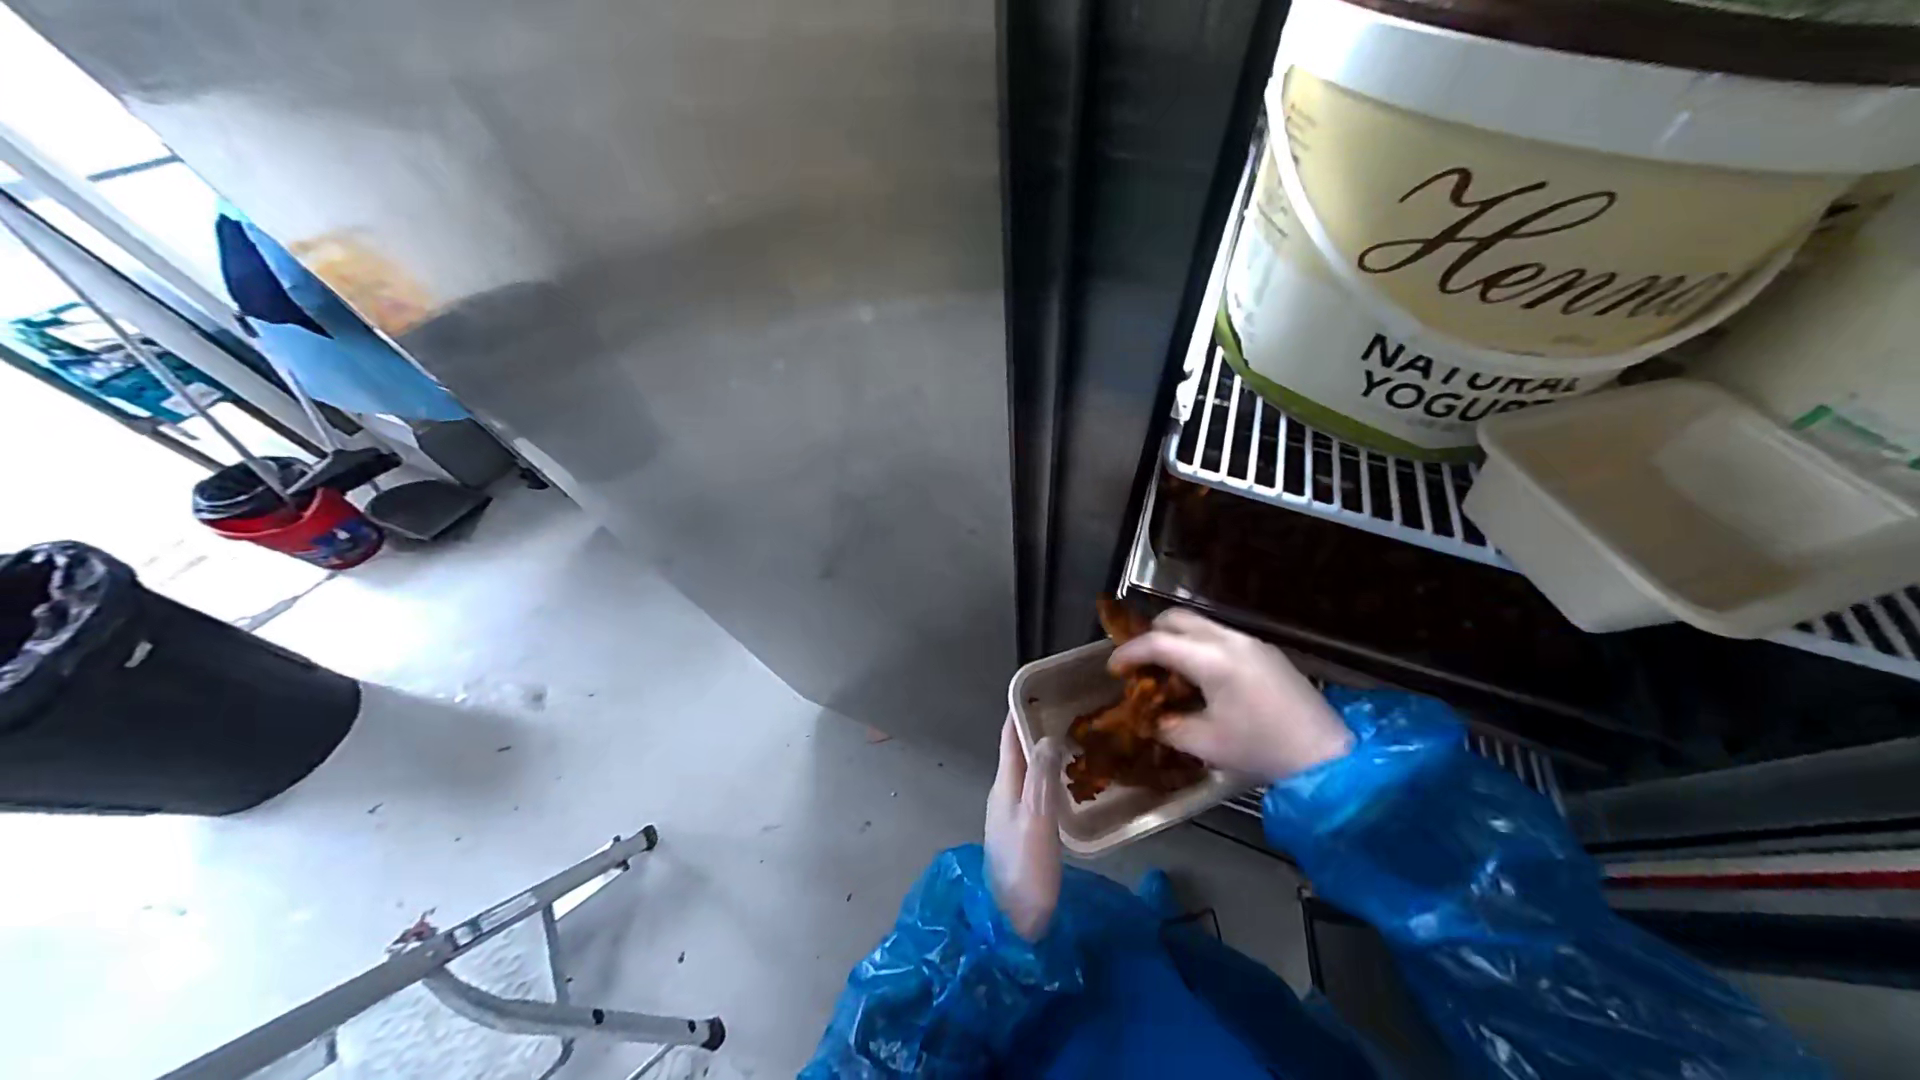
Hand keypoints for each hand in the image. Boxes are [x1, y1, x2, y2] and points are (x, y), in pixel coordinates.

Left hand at [984, 715, 1063, 940]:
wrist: (1014, 924)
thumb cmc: (1026, 869)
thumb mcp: (1036, 819)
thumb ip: (1040, 777)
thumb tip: (1046, 736)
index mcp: (1004, 787)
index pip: (1008, 739)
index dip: (1019, 713)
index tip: (1039, 689)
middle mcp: (1004, 795)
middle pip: (1018, 753)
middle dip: (1037, 729)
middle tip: (1071, 711)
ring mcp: (1012, 815)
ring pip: (1028, 772)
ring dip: (1045, 753)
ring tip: (1076, 740)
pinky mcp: (1024, 832)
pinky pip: (1037, 791)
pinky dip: (1051, 777)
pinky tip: (1071, 782)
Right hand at [1110, 609, 1352, 781]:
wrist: (1326, 756)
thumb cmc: (1261, 749)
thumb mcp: (1204, 743)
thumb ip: (1167, 725)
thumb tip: (1149, 717)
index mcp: (1212, 659)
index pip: (1157, 643)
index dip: (1128, 653)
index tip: (1112, 669)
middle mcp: (1230, 640)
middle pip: (1177, 618)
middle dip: (1150, 636)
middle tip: (1140, 664)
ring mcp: (1251, 642)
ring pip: (1200, 624)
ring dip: (1176, 640)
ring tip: (1168, 672)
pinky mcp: (1266, 652)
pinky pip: (1220, 636)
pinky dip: (1199, 646)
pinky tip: (1201, 677)